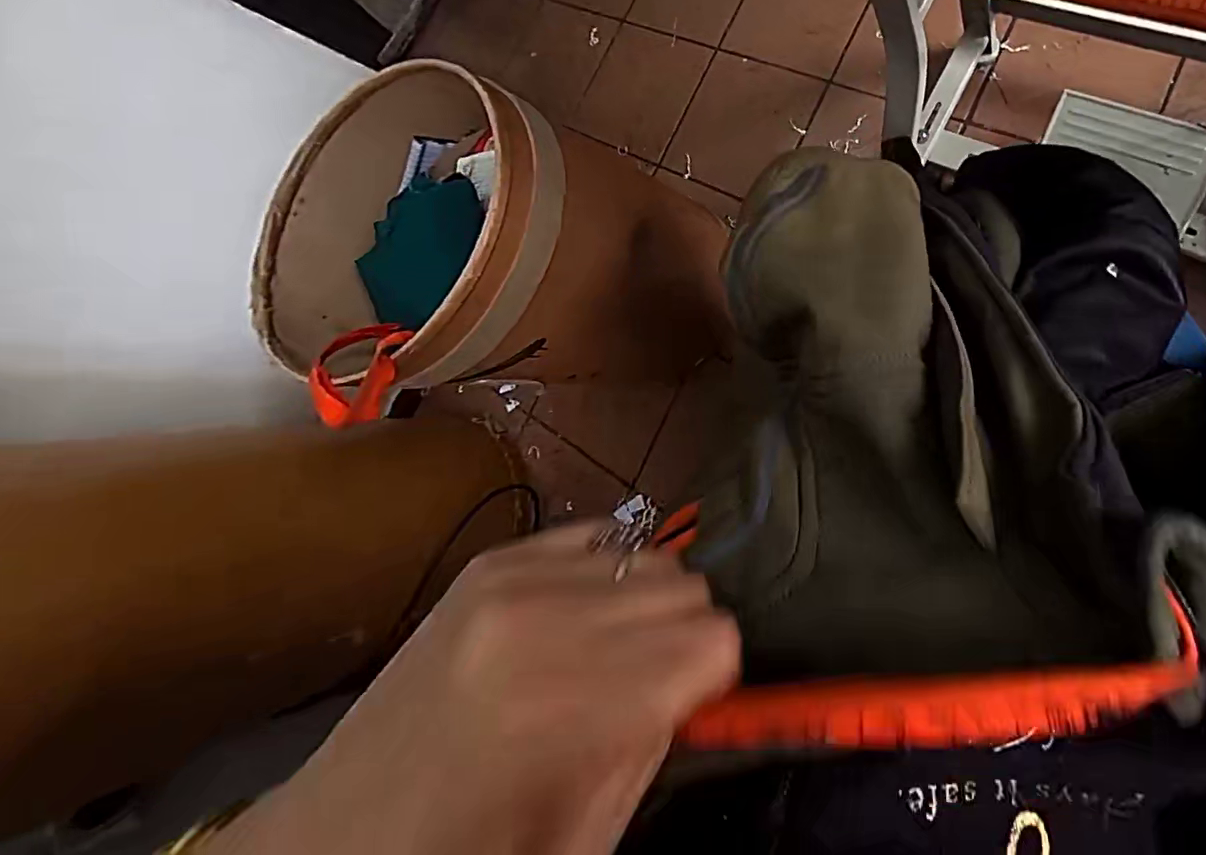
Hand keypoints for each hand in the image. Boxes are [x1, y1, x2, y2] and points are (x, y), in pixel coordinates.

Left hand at [208, 523, 739, 854]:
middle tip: (651, 679)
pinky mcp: (493, 562)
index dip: (715, 672)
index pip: (716, 637)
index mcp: (572, 703)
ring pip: (655, 558)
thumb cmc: (470, 848)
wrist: (336, 839)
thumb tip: (712, 673)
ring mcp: (513, 580)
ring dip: (649, 604)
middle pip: (691, 589)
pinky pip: (603, 535)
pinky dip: (610, 573)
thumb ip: (666, 733)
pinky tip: (581, 614)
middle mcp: (547, 620)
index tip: (694, 697)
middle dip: (686, 636)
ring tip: (610, 647)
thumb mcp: (591, 826)